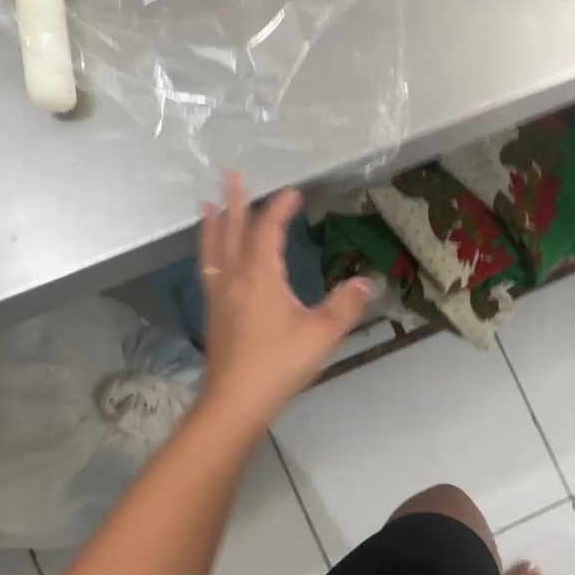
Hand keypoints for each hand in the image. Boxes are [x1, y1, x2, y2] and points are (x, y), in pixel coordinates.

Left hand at [196, 173, 376, 428]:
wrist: (237, 399)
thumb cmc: (280, 363)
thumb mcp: (322, 333)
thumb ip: (346, 305)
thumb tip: (367, 281)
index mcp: (260, 276)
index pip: (267, 231)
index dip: (280, 208)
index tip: (292, 192)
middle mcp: (235, 278)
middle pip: (232, 231)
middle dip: (235, 202)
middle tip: (230, 174)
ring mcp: (220, 296)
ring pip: (213, 250)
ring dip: (213, 224)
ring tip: (206, 204)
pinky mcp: (214, 314)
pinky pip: (208, 271)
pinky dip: (208, 253)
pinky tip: (211, 260)